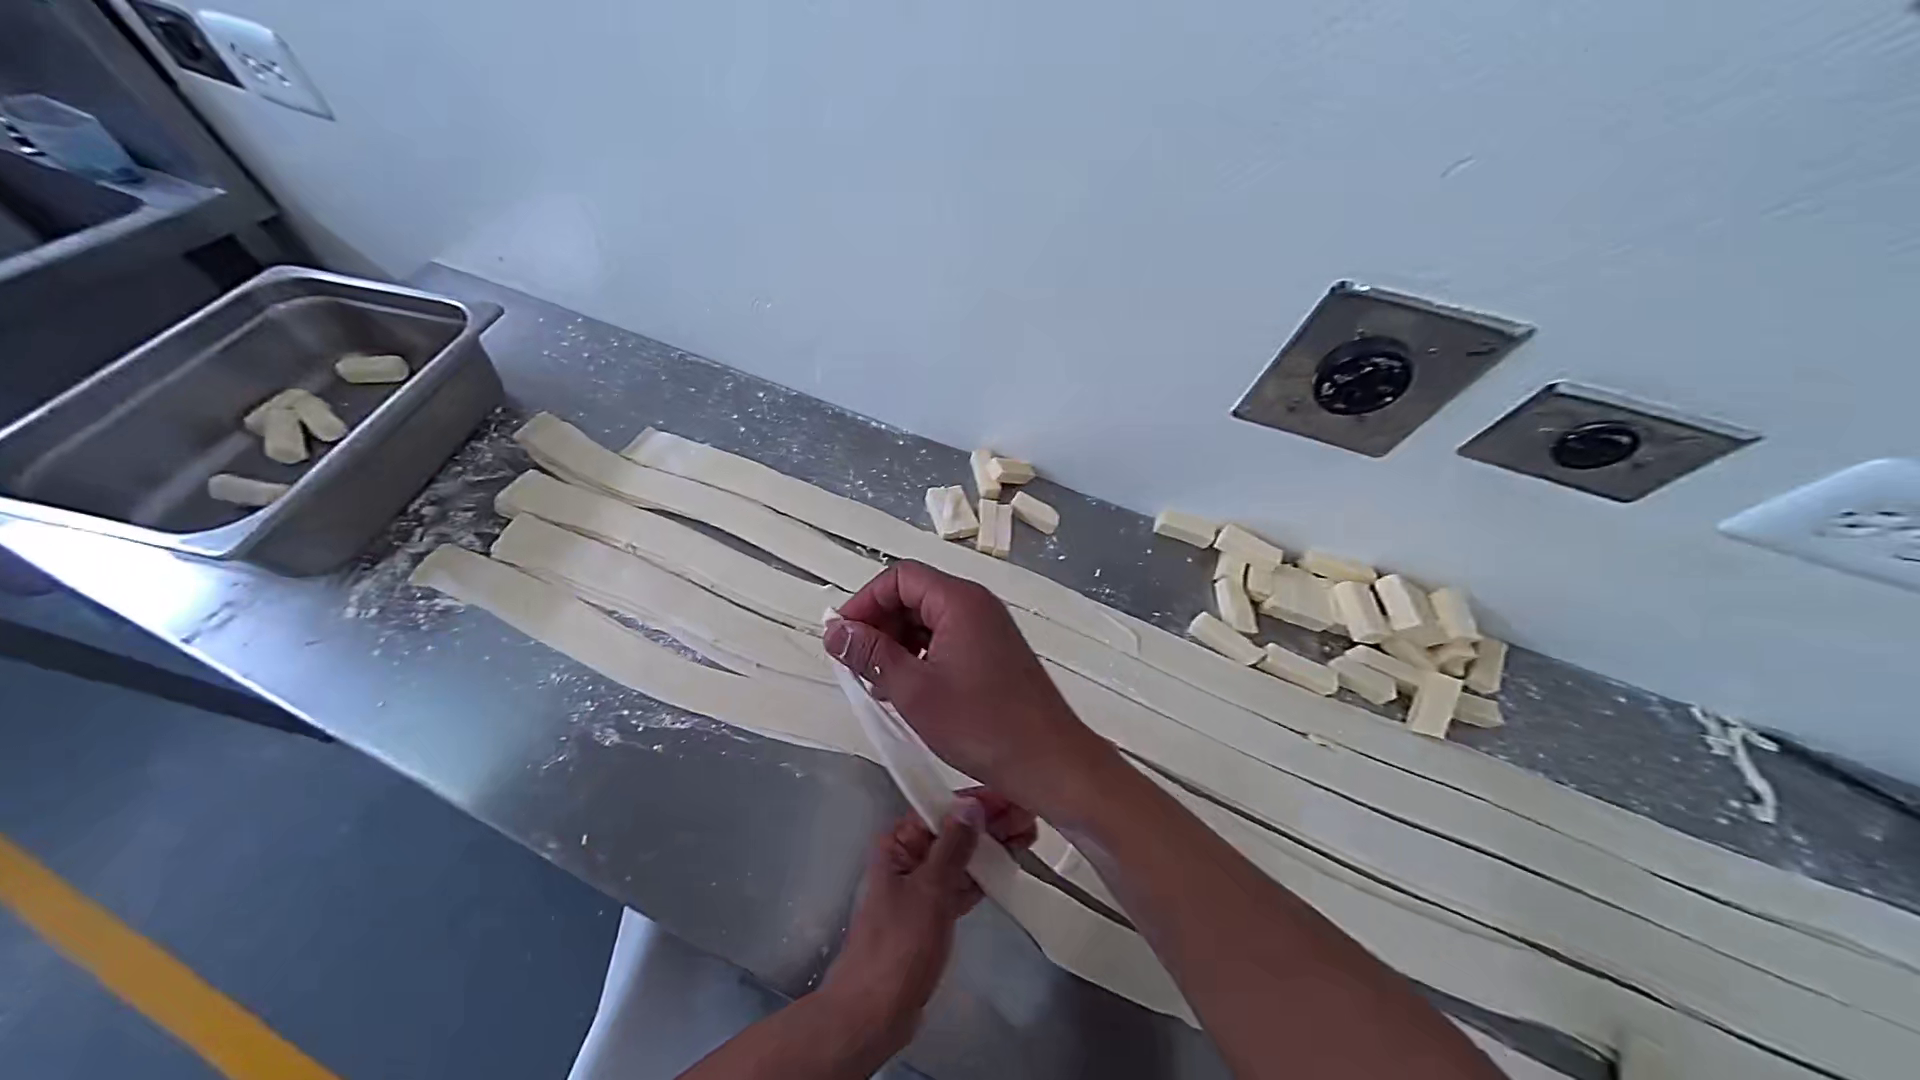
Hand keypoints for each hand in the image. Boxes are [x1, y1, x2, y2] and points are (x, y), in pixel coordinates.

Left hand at [819, 794, 1036, 1036]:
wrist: (875, 1012)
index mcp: (899, 843)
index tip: (1013, 796)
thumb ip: (953, 846)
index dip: (978, 801)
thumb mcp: (930, 890)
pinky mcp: (933, 911)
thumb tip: (971, 805)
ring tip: (1027, 835)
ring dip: (993, 846)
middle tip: (1030, 817)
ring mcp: (922, 885)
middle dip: (991, 822)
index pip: (942, 809)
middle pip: (955, 830)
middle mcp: (909, 857)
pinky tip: (1010, 865)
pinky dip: (985, 874)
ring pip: (963, 856)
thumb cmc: (897, 947)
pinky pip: (964, 882)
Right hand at [824, 561, 1121, 815]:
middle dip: (880, 626)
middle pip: (914, 595)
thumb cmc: (981, 725)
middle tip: (859, 666)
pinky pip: (946, 640)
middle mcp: (976, 605)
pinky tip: (908, 691)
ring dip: (898, 645)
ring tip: (880, 685)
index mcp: (959, 601)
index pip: (899, 578)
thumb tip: (836, 631)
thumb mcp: (913, 690)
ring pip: (928, 620)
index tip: (843, 639)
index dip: (865, 603)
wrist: (1049, 760)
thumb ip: (870, 656)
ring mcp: (988, 628)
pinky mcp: (993, 652)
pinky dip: (921, 658)